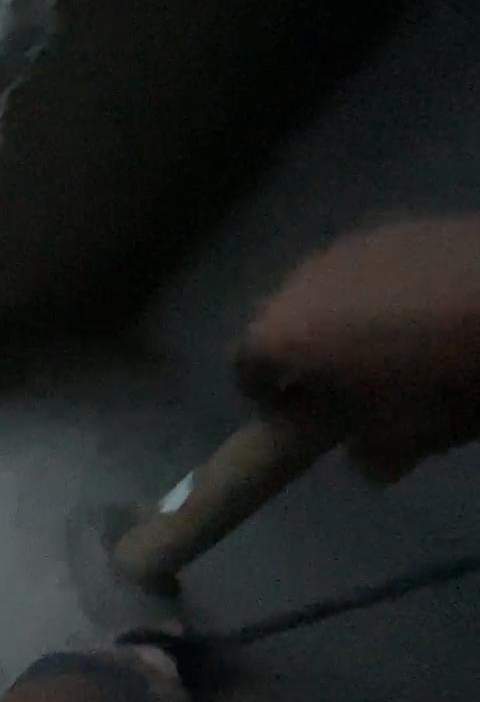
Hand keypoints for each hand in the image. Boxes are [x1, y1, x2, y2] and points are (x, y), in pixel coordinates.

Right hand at [238, 216, 479, 480]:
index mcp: (280, 339)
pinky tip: (424, 301)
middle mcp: (287, 292)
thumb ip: (382, 448)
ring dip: (336, 317)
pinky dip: (375, 288)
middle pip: (275, 327)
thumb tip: (365, 470)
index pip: (243, 369)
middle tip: (352, 376)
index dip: (268, 393)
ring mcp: (332, 255)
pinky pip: (358, 268)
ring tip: (395, 335)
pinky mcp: (380, 230)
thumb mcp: (427, 426)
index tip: (301, 410)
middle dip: (302, 352)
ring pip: (315, 295)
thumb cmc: (462, 368)